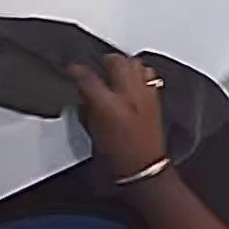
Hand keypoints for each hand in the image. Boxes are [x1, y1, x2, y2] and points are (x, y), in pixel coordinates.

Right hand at [69, 54, 165, 183]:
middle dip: (104, 60)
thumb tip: (85, 90)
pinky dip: (140, 72)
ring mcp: (144, 95)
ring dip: (124, 63)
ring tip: (116, 70)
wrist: (143, 168)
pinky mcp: (155, 98)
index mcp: (108, 107)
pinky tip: (134, 79)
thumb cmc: (117, 157)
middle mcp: (128, 97)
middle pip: (116, 61)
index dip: (76, 70)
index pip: (88, 78)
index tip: (72, 68)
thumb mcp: (93, 131)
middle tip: (98, 65)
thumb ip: (88, 105)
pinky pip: (148, 74)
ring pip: (135, 63)